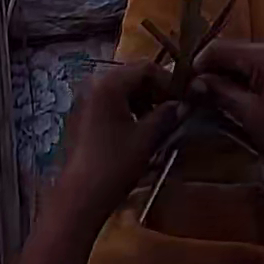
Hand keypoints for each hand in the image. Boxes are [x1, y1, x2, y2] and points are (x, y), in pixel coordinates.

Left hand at [54, 61, 183, 219]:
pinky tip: (139, 126)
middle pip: (132, 75)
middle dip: (155, 90)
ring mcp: (86, 97)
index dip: (167, 80)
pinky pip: (110, 99)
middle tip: (175, 108)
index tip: (184, 97)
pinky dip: (128, 107)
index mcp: (109, 83)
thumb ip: (166, 115)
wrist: (80, 196)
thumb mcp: (145, 139)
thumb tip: (182, 104)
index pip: (145, 67)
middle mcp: (94, 83)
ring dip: (143, 99)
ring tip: (160, 119)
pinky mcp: (83, 112)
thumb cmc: (114, 165)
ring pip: (122, 87)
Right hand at [191, 39, 263, 198]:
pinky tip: (228, 99)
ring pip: (241, 61)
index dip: (197, 63)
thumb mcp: (250, 114)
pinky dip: (238, 81)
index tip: (180, 82)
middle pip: (230, 51)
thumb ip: (220, 92)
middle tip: (189, 91)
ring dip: (223, 76)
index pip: (219, 47)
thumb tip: (194, 80)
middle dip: (209, 69)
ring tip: (204, 97)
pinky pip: (254, 70)